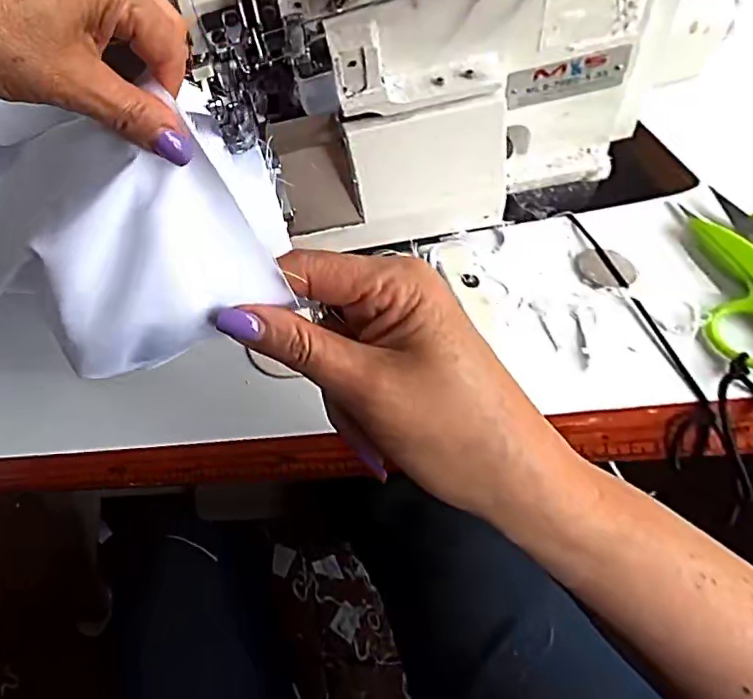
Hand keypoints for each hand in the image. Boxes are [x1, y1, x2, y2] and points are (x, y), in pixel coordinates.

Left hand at [0, 0, 193, 160]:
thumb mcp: (71, 83)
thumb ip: (129, 112)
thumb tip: (170, 137)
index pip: (171, 40)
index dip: (168, 86)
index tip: (158, 121)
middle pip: (159, 26)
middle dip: (153, 72)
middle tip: (136, 109)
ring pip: (135, 24)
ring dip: (133, 61)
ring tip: (107, 90)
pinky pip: (108, 19)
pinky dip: (110, 50)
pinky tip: (89, 72)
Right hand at [216, 250, 578, 524]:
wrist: (520, 486)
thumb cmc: (472, 433)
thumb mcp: (366, 387)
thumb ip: (296, 344)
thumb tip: (244, 315)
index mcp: (397, 280)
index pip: (306, 267)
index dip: (264, 293)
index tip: (231, 318)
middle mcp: (398, 291)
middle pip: (313, 306)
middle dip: (313, 359)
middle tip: (330, 392)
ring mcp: (398, 320)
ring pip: (325, 341)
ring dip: (333, 387)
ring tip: (367, 422)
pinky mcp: (397, 346)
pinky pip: (346, 360)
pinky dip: (348, 396)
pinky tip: (374, 425)